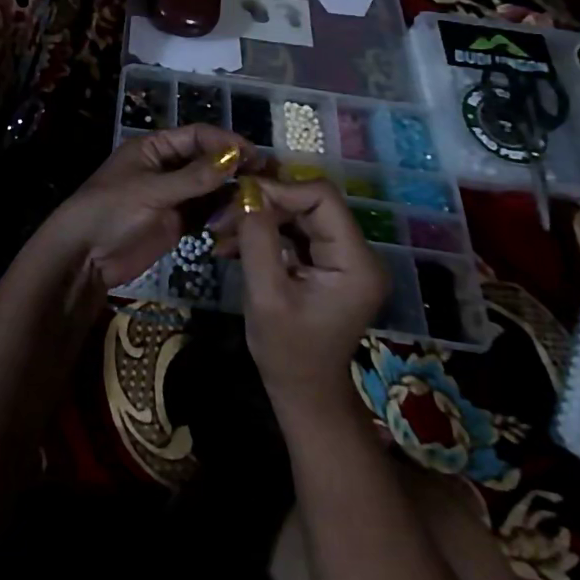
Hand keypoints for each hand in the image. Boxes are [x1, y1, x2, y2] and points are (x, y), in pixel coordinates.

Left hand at [37, 123, 250, 290]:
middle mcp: (166, 168)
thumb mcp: (150, 191)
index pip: (197, 136)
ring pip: (212, 189)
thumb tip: (235, 157)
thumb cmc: (109, 211)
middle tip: (270, 179)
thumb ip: (192, 177)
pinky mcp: (177, 223)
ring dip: (233, 193)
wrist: (84, 256)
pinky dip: (224, 215)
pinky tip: (242, 219)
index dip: (226, 143)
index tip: (255, 156)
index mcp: (153, 148)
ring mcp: (173, 196)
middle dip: (236, 168)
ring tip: (262, 200)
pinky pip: (207, 213)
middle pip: (208, 161)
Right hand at [235, 178, 387, 419]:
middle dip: (264, 204)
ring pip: (299, 216)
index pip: (322, 199)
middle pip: (310, 204)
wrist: (303, 389)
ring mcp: (343, 259)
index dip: (280, 190)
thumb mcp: (266, 294)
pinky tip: (232, 245)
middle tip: (222, 216)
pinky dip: (264, 234)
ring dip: (259, 218)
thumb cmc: (286, 349)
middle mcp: (358, 254)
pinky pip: (295, 234)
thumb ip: (258, 240)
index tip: (238, 199)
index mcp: (355, 262)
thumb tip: (246, 193)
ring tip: (221, 232)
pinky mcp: (327, 265)